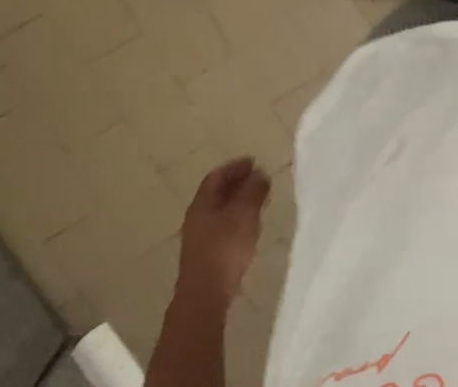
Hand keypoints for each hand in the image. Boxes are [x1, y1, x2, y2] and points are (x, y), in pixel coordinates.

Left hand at [173, 157, 270, 309]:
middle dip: (238, 184)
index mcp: (202, 204)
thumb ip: (253, 191)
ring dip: (239, 202)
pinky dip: (238, 219)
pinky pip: (223, 227)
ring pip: (221, 212)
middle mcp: (197, 218)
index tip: (254, 161)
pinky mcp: (207, 255)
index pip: (216, 177)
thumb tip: (260, 173)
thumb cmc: (224, 248)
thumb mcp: (244, 214)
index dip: (235, 167)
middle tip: (260, 179)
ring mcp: (200, 239)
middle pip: (217, 194)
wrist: (205, 296)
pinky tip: (251, 226)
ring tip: (260, 200)